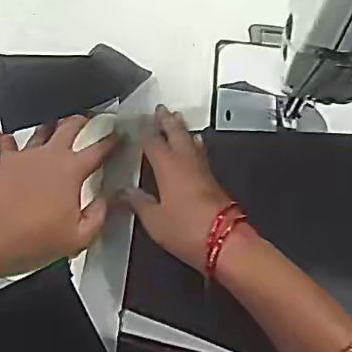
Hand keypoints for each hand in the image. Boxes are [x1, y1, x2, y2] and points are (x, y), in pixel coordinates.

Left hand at [0, 115, 119, 279]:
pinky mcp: (5, 162)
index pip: (99, 149)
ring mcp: (26, 156)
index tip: (117, 137)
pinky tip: (10, 138)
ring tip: (57, 124)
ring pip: (42, 129)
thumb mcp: (78, 237)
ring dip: (51, 125)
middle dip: (83, 120)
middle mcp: (49, 156)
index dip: (112, 141)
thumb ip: (98, 216)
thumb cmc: (30, 237)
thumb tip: (107, 204)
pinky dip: (12, 139)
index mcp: (72, 171)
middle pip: (70, 126)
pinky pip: (9, 143)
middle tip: (90, 119)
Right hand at [123, 105, 236, 271]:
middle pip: (176, 133)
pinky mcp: (213, 181)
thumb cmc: (186, 229)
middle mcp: (185, 162)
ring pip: (191, 141)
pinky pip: (200, 154)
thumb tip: (125, 192)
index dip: (145, 131)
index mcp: (167, 165)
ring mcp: (202, 170)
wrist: (226, 242)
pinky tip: (195, 146)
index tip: (138, 122)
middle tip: (161, 110)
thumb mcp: (154, 220)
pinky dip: (194, 145)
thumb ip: (139, 202)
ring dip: (182, 130)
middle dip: (167, 121)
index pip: (152, 142)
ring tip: (178, 121)